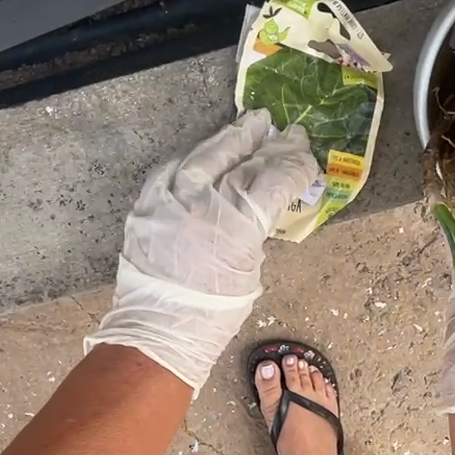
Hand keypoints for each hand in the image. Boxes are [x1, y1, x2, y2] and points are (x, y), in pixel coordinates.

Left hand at [84, 109, 319, 393]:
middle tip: (287, 133)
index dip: (294, 165)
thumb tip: (259, 209)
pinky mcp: (148, 202)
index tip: (306, 156)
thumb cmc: (213, 315)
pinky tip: (208, 151)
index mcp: (238, 225)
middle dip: (269, 147)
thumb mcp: (249, 273)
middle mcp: (205, 201)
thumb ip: (254, 232)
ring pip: (207, 154)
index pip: (274, 180)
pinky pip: (174, 168)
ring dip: (232, 139)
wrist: (159, 329)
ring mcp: (172, 197)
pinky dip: (196, 157)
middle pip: (244, 162)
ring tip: (251, 125)